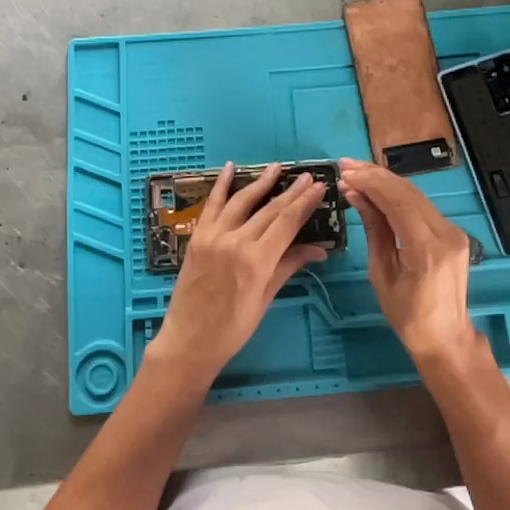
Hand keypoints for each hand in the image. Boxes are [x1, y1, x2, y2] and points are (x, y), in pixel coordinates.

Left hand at [149, 163, 330, 379]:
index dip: (305, 203)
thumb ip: (288, 266)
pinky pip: (211, 205)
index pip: (287, 222)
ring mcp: (214, 236)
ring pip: (242, 201)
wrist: (189, 341)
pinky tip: (230, 168)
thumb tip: (318, 250)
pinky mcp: (197, 237)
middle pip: (270, 210)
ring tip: (277, 168)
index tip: (320, 187)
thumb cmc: (233, 329)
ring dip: (261, 182)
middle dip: (291, 192)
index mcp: (257, 261)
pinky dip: (221, 185)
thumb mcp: (265, 298)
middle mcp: (236, 242)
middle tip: (308, 176)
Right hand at [339, 158, 480, 366]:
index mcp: (427, 250)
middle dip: (375, 175)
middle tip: (346, 166)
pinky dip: (398, 194)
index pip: (399, 202)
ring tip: (356, 172)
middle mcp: (446, 234)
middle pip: (409, 192)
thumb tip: (356, 194)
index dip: (371, 183)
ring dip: (385, 181)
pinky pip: (422, 205)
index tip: (345, 173)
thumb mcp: (381, 273)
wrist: (445, 337)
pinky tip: (377, 188)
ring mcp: (453, 231)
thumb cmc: (407, 315)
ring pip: (416, 195)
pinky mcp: (452, 232)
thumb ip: (373, 229)